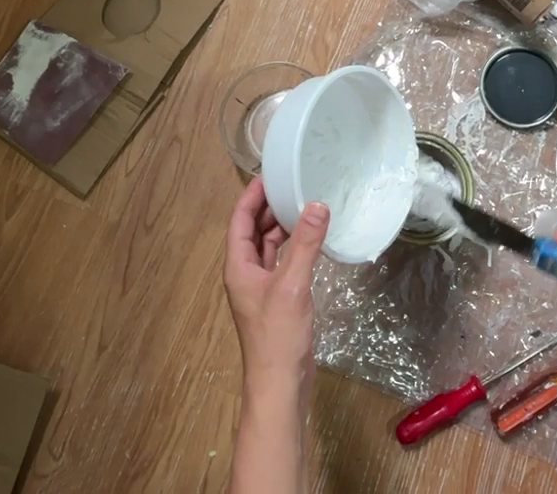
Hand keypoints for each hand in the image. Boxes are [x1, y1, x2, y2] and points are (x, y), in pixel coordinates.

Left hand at [223, 178, 328, 398]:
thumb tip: (317, 205)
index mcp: (238, 265)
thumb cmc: (278, 334)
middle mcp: (245, 271)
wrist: (280, 384)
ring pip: (269, 246)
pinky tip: (312, 238)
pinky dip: (294, 246)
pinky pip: (282, 261)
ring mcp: (261, 286)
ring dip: (283, 226)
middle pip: (253, 229)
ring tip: (306, 203)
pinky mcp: (277, 298)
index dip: (252, 194)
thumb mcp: (293, 284)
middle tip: (294, 184)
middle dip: (270, 207)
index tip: (270, 173)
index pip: (240, 219)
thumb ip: (305, 244)